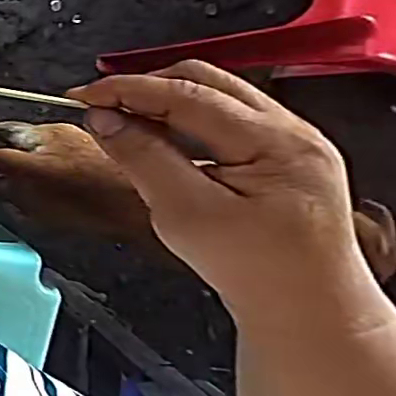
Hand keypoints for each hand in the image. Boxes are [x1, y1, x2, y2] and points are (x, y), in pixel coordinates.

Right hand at [66, 61, 387, 330]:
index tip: (85, 96)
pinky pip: (222, 115)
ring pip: (213, 92)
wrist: (310, 314)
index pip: (186, 95)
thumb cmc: (259, 273)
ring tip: (122, 119)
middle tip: (100, 105)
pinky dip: (180, 116)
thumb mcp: (186, 215)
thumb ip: (142, 159)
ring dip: (162, 99)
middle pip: (202, 80)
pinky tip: (156, 135)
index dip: (127, 89)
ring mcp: (289, 140)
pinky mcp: (279, 154)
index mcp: (277, 143)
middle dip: (144, 87)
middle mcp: (291, 131)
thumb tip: (104, 119)